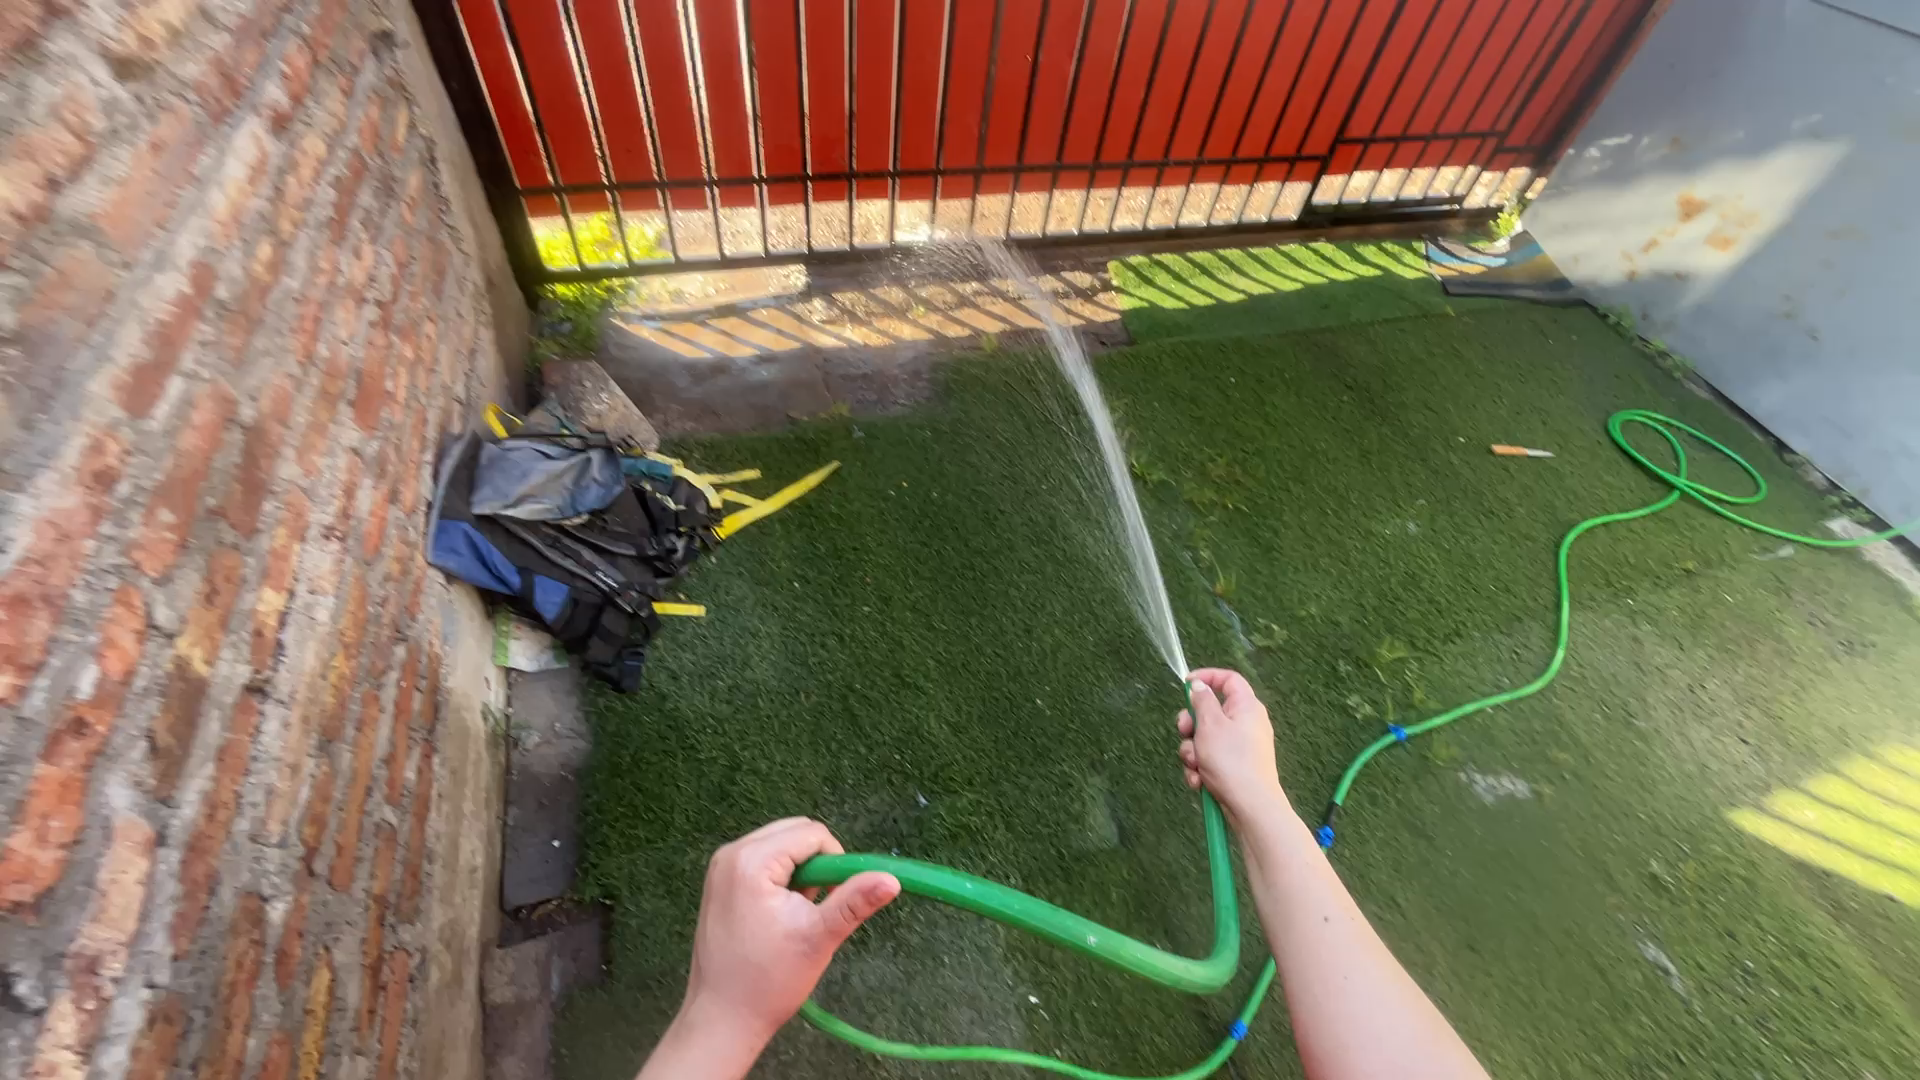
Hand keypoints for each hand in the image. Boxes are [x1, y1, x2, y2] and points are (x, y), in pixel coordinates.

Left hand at [676, 818, 898, 1051]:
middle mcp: (732, 852)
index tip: (830, 900)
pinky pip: (764, 857)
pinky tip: (778, 913)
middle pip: (794, 832)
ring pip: (781, 842)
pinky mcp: (720, 880)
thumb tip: (893, 879)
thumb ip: (855, 901)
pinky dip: (781, 875)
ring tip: (795, 912)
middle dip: (815, 862)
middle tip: (813, 906)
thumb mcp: (819, 937)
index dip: (833, 861)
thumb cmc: (770, 981)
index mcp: (751, 860)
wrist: (720, 1022)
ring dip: (799, 869)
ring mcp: (722, 866)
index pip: (811, 833)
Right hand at [1177, 668, 1283, 820]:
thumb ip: (1201, 700)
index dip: (1207, 676)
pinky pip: (1209, 758)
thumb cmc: (1231, 760)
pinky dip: (1200, 768)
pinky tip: (1199, 780)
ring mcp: (1239, 747)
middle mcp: (1244, 723)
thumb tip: (1199, 686)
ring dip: (1192, 751)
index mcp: (1246, 707)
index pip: (1228, 679)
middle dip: (1191, 724)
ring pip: (1204, 738)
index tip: (1185, 684)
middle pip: (1209, 711)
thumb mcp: (1210, 724)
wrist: (1251, 806)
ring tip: (1196, 765)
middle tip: (1184, 731)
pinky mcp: (1232, 766)